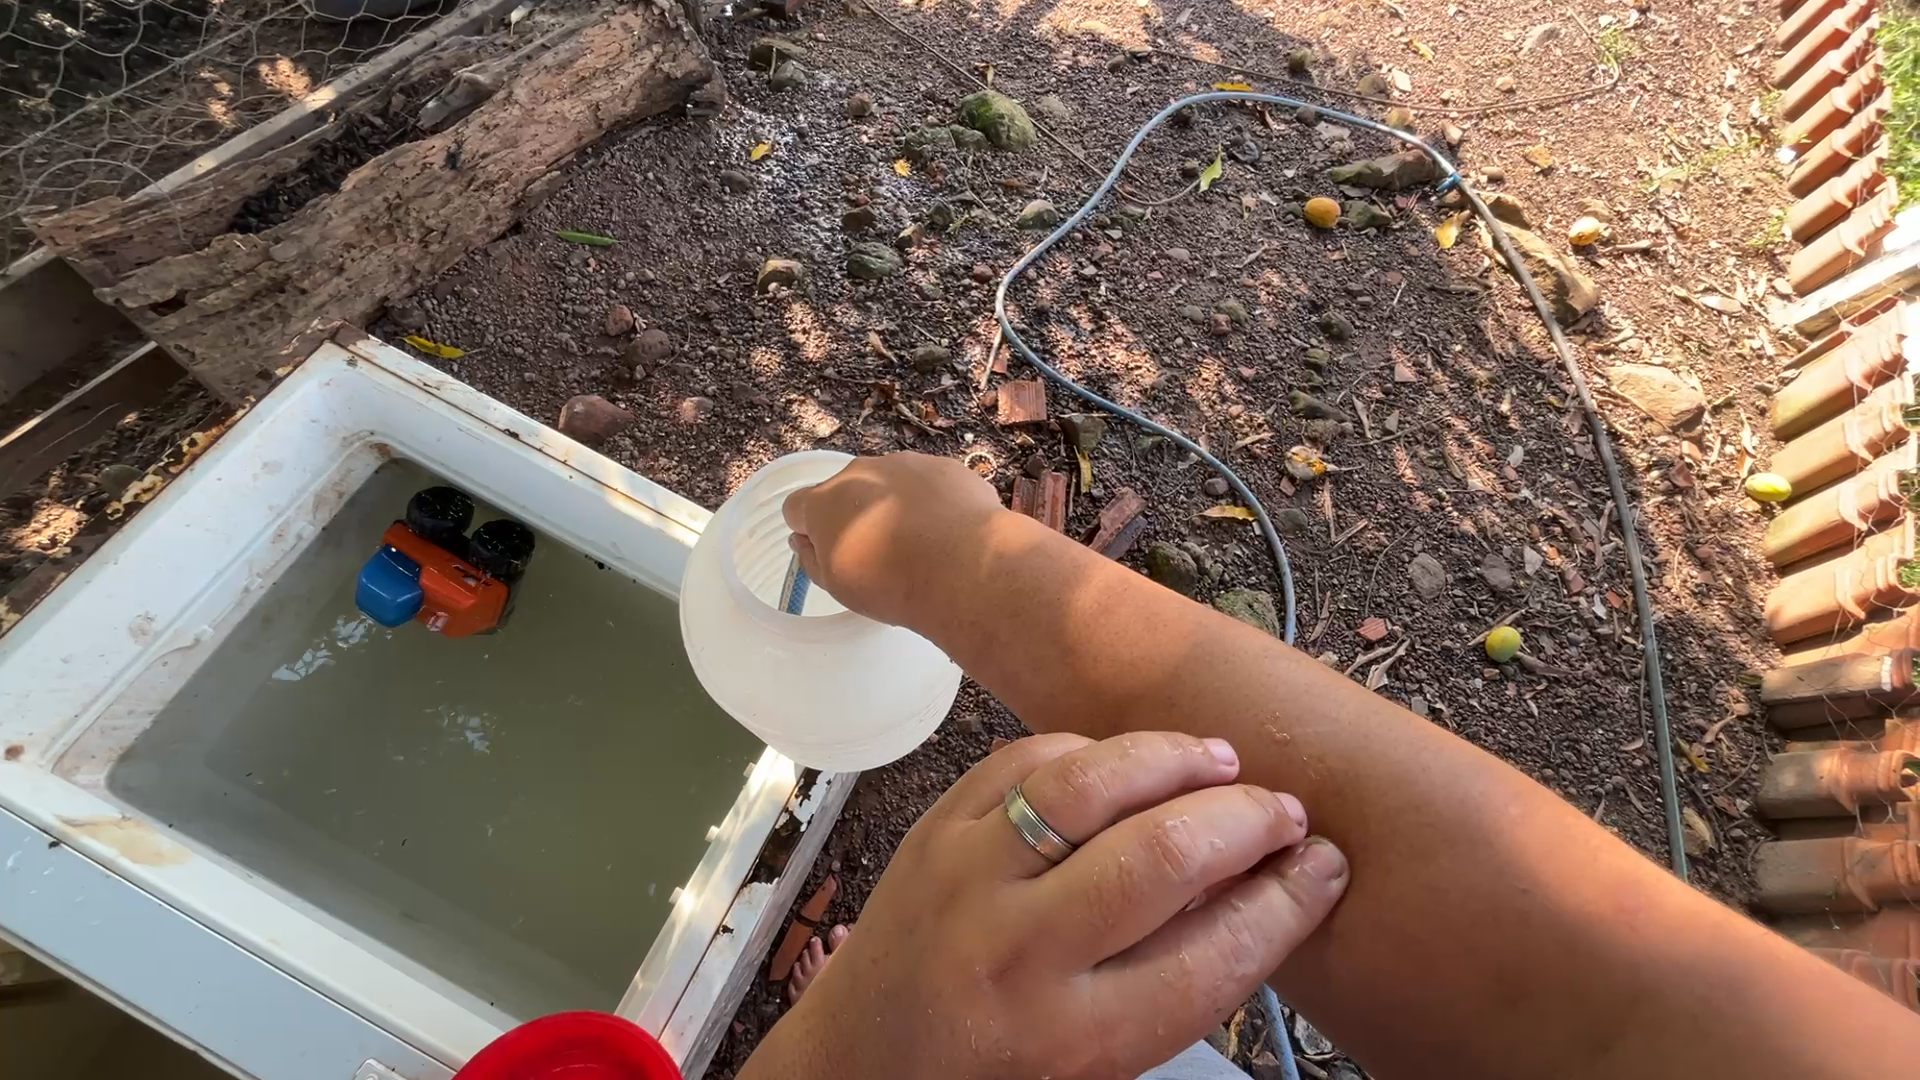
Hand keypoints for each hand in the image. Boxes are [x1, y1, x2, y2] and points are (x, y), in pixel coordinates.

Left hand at [739, 732, 1349, 1079]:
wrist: (865, 1048)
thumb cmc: (996, 1063)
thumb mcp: (1095, 1053)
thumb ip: (1170, 970)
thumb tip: (1252, 875)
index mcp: (1070, 1039)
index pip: (1207, 960)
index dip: (1284, 904)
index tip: (1324, 863)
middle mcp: (1016, 949)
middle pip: (1155, 859)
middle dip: (1239, 820)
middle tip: (1283, 807)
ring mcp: (968, 871)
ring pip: (1087, 785)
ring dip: (1169, 760)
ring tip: (1220, 758)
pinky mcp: (938, 821)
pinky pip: (1026, 757)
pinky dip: (1090, 748)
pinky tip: (1125, 758)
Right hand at [782, 452, 1002, 626]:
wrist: (965, 568)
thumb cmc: (891, 583)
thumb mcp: (837, 586)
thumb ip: (813, 559)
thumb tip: (805, 541)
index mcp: (825, 501)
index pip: (798, 507)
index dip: (810, 530)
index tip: (829, 552)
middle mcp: (861, 471)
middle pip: (848, 491)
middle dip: (856, 514)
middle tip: (880, 553)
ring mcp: (907, 463)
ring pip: (891, 483)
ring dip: (896, 505)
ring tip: (922, 544)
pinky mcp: (947, 467)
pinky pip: (932, 484)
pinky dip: (935, 503)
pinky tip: (951, 533)